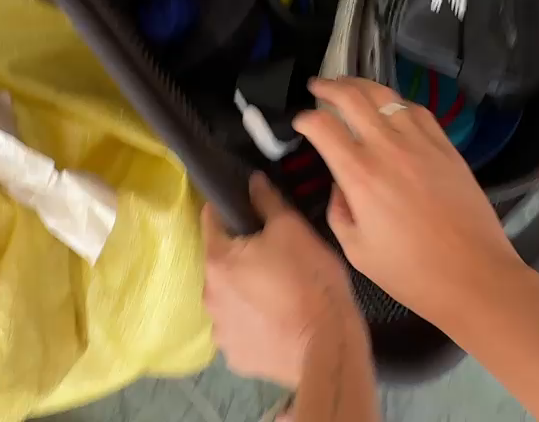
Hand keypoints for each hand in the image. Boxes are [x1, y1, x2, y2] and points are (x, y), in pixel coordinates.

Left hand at [202, 173, 365, 387]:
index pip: (211, 220)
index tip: (248, 209)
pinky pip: (241, 329)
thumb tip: (253, 181)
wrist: (328, 344)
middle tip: (275, 252)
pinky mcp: (237, 358)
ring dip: (245, 290)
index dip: (228, 209)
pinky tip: (278, 320)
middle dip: (241, 254)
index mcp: (218, 260)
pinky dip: (254, 322)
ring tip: (279, 290)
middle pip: (221, 262)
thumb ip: (267, 200)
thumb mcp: (293, 227)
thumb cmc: (309, 279)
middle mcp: (210, 296)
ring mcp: (222, 332)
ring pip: (230, 298)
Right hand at [293, 78, 525, 321]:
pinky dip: (397, 101)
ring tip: (349, 85)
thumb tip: (339, 184)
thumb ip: (338, 211)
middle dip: (328, 86)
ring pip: (385, 95)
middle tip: (317, 85)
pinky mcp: (445, 145)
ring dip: (361, 85)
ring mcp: (419, 142)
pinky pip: (416, 109)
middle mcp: (387, 148)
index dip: (305, 118)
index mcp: (360, 175)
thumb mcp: (357, 251)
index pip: (323, 126)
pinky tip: (391, 106)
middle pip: (352, 97)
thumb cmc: (411, 273)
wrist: (474, 276)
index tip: (300, 122)